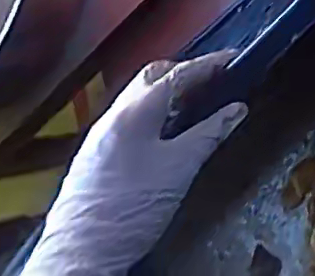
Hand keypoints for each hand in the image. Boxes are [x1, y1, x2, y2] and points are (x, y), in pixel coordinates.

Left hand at [22, 51, 247, 275]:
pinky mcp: (92, 162)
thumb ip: (212, 131)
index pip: (179, 72)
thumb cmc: (128, 210)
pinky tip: (167, 132)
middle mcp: (111, 120)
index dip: (210, 63)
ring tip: (195, 103)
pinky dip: (153, 115)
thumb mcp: (182, 165)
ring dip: (167, 94)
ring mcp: (97, 141)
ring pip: (137, 99)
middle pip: (151, 78)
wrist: (79, 260)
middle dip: (184, 72)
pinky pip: (127, 121)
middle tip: (211, 77)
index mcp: (134, 113)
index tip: (231, 59)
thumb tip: (235, 110)